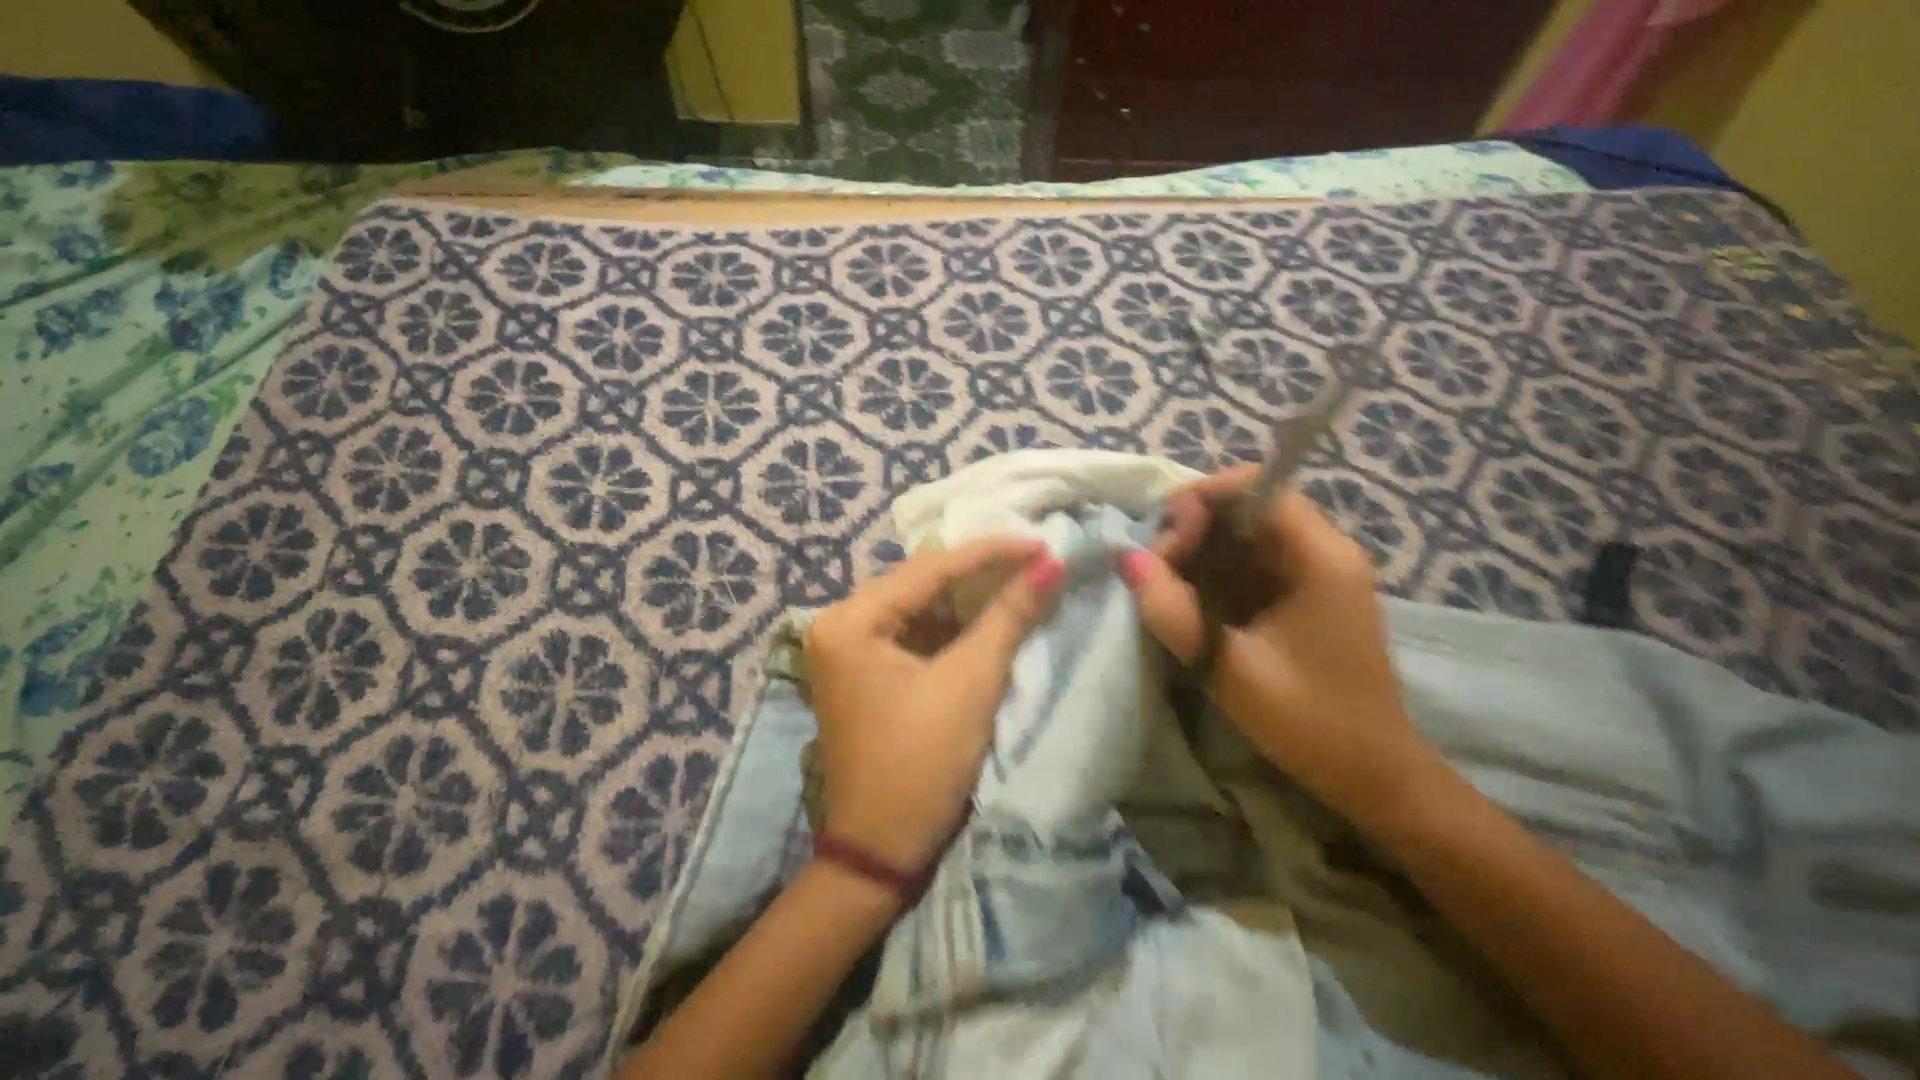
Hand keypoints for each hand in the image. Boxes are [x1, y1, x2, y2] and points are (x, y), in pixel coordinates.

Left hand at [807, 538, 1064, 870]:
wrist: (882, 850)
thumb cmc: (922, 763)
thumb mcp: (970, 684)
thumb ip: (1008, 617)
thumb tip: (1052, 564)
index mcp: (850, 621)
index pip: (929, 568)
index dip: (991, 553)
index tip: (1043, 542)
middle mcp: (838, 625)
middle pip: (919, 582)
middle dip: (979, 572)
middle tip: (1036, 559)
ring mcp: (847, 650)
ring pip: (918, 607)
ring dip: (968, 600)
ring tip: (1021, 581)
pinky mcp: (864, 674)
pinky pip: (912, 634)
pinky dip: (951, 629)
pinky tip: (989, 619)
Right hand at [1117, 465, 1443, 821]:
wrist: (1373, 776)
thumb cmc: (1311, 722)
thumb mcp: (1231, 670)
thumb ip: (1175, 613)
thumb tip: (1128, 561)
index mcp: (1322, 558)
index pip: (1259, 488)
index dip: (1203, 499)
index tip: (1167, 540)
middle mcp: (1324, 553)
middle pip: (1248, 509)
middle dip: (1194, 529)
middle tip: (1159, 574)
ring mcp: (1317, 576)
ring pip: (1245, 538)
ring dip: (1200, 554)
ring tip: (1167, 592)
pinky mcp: (1305, 599)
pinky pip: (1253, 566)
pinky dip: (1216, 576)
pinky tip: (1191, 606)